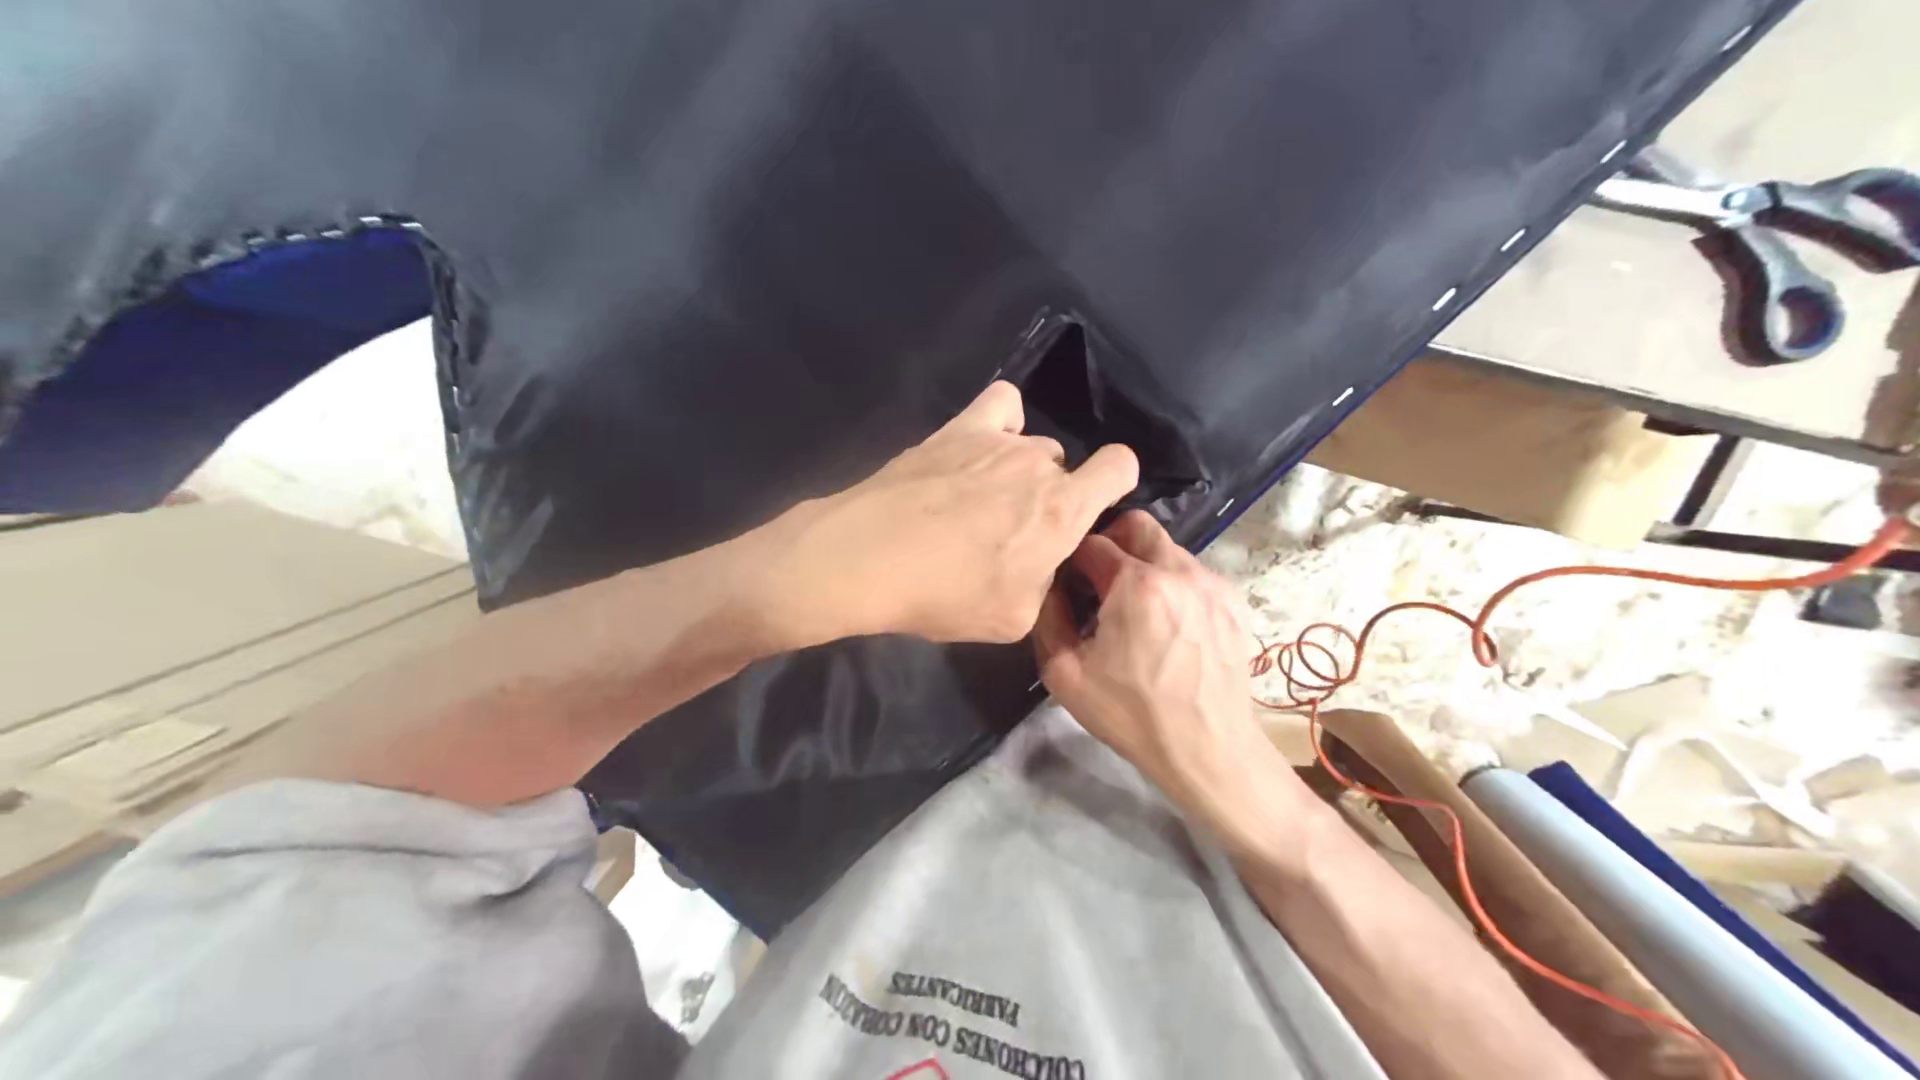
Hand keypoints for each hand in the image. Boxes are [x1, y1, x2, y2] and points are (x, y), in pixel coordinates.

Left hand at [771, 382, 1138, 643]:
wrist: (870, 558)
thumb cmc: (946, 595)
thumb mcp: (1015, 618)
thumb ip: (1044, 583)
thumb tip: (1041, 561)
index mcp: (1062, 510)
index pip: (1121, 467)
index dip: (1115, 484)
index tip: (1089, 510)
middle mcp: (1038, 464)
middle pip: (1064, 468)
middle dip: (1050, 496)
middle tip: (1011, 532)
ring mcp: (996, 440)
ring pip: (1031, 446)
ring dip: (1019, 470)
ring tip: (981, 499)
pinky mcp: (956, 429)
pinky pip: (1000, 405)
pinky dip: (1001, 422)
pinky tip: (980, 448)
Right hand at [1033, 510, 1302, 838]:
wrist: (1209, 751)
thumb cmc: (1131, 715)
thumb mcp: (1064, 673)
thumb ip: (1048, 616)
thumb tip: (1048, 585)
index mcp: (1135, 584)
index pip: (1090, 542)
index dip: (1070, 561)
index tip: (1066, 586)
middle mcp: (1179, 571)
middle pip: (1136, 524)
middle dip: (1109, 542)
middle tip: (1096, 580)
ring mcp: (1212, 584)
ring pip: (1167, 547)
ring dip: (1141, 564)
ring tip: (1131, 608)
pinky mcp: (1232, 602)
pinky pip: (1192, 573)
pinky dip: (1170, 584)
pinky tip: (1163, 624)